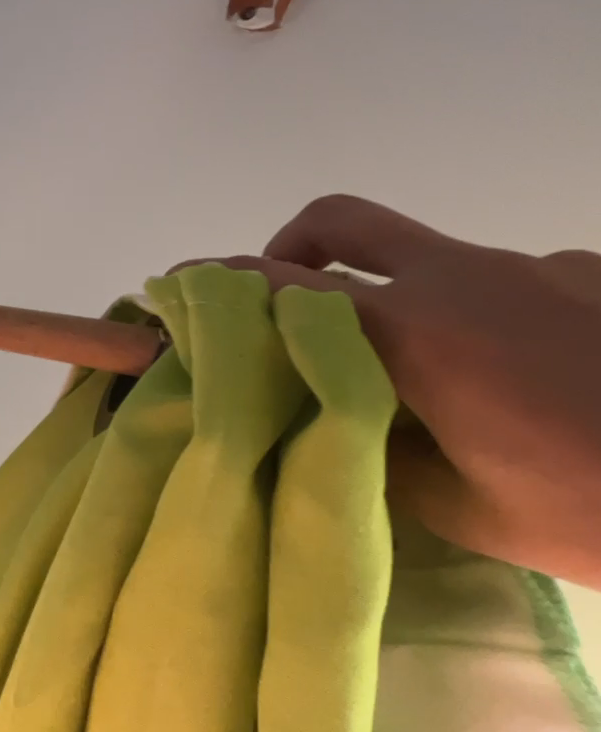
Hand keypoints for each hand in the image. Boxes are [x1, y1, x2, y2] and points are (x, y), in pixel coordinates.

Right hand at [185, 195, 600, 587]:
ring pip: (439, 261)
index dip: (213, 278)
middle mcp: (468, 278)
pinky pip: (522, 280)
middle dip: (293, 245)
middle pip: (340, 219)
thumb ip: (367, 443)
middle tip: (289, 298)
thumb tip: (317, 410)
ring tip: (460, 379)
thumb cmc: (600, 512)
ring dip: (418, 300)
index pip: (277, 283)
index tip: (173, 284)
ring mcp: (545, 269)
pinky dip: (503, 314)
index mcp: (414, 332)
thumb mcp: (454, 504)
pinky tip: (548, 374)